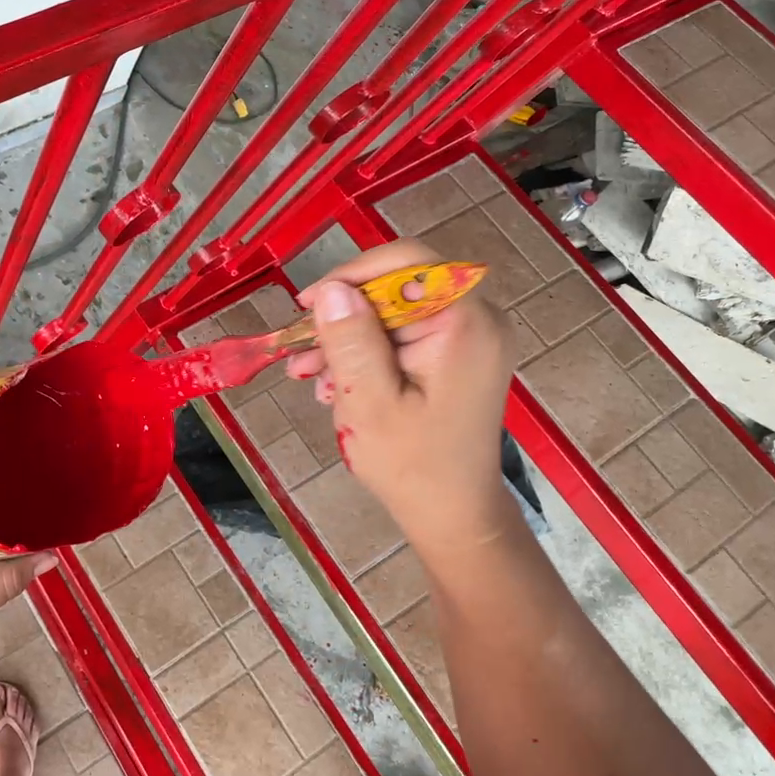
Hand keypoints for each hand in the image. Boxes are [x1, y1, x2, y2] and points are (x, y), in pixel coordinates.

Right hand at [284, 240, 516, 552]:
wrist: (451, 512)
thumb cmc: (412, 463)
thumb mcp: (368, 402)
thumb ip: (351, 341)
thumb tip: (330, 290)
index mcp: (464, 325)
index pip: (407, 262)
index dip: (351, 274)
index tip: (308, 305)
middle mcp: (475, 321)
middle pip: (395, 287)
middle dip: (341, 315)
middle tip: (299, 350)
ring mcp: (467, 339)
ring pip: (391, 312)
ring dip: (345, 337)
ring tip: (308, 375)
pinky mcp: (454, 356)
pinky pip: (400, 335)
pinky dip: (364, 352)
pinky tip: (335, 384)